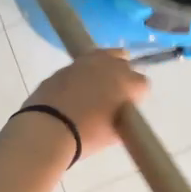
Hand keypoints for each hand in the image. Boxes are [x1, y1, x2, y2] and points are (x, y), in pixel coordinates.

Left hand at [27, 50, 148, 154]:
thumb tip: (120, 115)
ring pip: (102, 56)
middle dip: (122, 77)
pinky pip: (79, 66)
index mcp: (128, 82)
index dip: (136, 96)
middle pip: (124, 63)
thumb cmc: (87, 135)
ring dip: (103, 67)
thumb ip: (122, 119)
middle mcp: (109, 65)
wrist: (48, 128)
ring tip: (97, 84)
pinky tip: (75, 89)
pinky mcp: (63, 67)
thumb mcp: (113, 134)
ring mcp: (84, 62)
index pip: (142, 85)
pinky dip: (81, 74)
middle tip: (114, 95)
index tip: (128, 108)